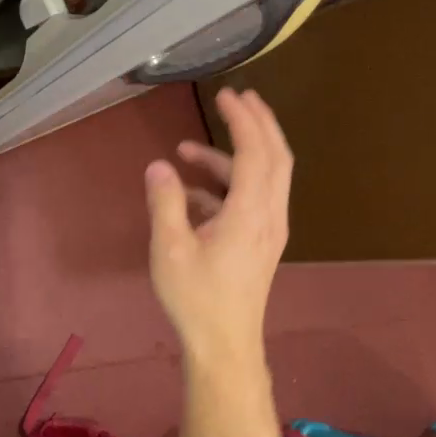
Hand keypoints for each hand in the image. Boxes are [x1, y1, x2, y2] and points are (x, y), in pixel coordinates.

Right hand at [143, 88, 292, 364]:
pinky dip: (225, 182)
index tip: (227, 94)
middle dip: (258, 124)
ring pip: (264, 177)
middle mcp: (269, 215)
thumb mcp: (170, 248)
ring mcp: (267, 229)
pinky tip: (189, 191)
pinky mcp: (258, 241)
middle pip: (276, 157)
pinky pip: (250, 197)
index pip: (257, 153)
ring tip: (187, 148)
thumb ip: (165, 203)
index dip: (244, 120)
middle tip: (236, 98)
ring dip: (231, 156)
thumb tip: (159, 166)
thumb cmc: (196, 295)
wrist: (223, 342)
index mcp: (250, 213)